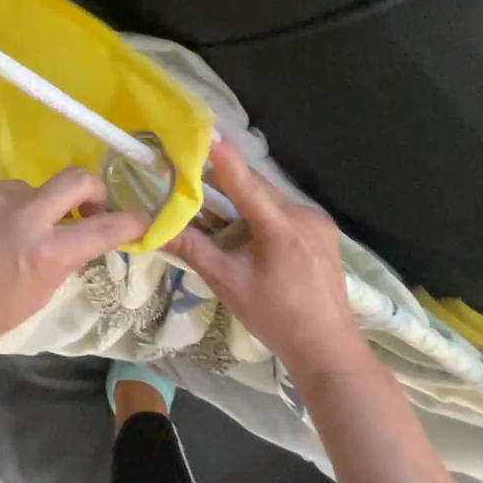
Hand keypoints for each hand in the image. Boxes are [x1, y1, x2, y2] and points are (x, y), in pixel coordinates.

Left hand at [0, 170, 152, 356]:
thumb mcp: (40, 294)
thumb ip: (64, 259)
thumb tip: (80, 237)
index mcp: (47, 251)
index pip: (105, 227)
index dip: (132, 223)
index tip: (142, 221)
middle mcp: (26, 214)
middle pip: (77, 178)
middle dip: (94, 190)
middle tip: (92, 208)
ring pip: (38, 187)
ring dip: (45, 204)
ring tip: (29, 232)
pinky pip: (10, 192)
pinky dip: (16, 207)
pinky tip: (0, 230)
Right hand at [164, 141, 367, 377]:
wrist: (328, 350)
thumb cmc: (276, 318)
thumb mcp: (227, 282)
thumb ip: (192, 248)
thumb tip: (153, 226)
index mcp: (282, 229)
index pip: (245, 183)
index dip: (223, 157)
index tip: (206, 131)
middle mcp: (304, 217)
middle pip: (254, 187)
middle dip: (223, 183)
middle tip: (190, 181)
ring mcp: (318, 223)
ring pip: (267, 197)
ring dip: (240, 200)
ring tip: (215, 215)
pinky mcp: (322, 232)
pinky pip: (281, 209)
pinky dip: (258, 212)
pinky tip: (245, 232)